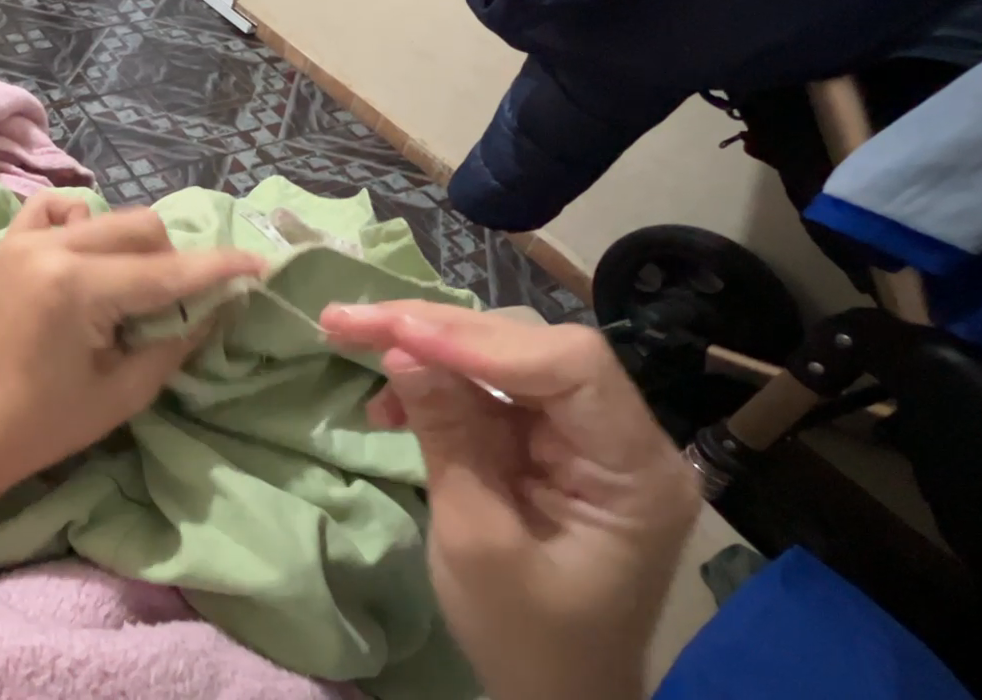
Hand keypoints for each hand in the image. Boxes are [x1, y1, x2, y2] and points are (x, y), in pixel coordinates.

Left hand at [0, 193, 266, 486]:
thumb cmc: (48, 423)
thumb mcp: (125, 391)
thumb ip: (176, 340)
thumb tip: (217, 304)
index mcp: (78, 289)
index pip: (166, 271)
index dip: (219, 268)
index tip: (259, 264)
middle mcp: (51, 249)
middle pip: (142, 228)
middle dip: (173, 261)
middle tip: (174, 304)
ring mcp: (24, 240)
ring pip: (107, 216)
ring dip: (133, 245)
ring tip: (127, 288)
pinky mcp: (8, 243)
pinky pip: (55, 207)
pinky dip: (82, 222)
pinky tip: (86, 254)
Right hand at [321, 302, 700, 699]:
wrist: (552, 689)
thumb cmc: (526, 636)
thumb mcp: (476, 541)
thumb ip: (446, 437)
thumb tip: (401, 351)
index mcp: (633, 470)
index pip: (570, 367)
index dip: (480, 341)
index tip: (397, 335)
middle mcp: (616, 433)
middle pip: (526, 347)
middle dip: (432, 329)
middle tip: (348, 319)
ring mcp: (578, 433)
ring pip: (497, 356)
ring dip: (420, 347)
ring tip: (349, 340)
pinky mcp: (542, 438)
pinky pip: (483, 388)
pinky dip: (429, 385)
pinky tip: (386, 405)